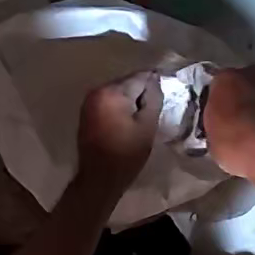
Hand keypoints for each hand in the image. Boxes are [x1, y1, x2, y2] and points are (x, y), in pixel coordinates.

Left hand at [75, 71, 160, 196]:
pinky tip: (129, 118)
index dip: (155, 81)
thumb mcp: (147, 125)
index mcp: (112, 92)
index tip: (168, 86)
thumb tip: (155, 81)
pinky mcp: (86, 113)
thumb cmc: (126, 153)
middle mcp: (97, 91)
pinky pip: (108, 102)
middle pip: (127, 83)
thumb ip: (154, 98)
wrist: (99, 177)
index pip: (140, 77)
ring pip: (118, 92)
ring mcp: (89, 102)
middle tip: (158, 102)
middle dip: (142, 90)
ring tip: (145, 112)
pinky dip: (119, 106)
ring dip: (131, 99)